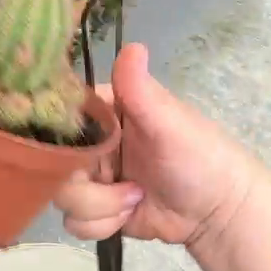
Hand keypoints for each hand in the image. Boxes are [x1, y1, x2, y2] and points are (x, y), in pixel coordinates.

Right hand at [55, 43, 261, 246]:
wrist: (217, 213)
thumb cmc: (200, 159)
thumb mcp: (170, 123)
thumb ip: (141, 92)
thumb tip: (131, 45)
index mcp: (105, 114)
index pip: (58, 116)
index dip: (57, 137)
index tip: (76, 152)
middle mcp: (91, 144)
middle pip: (52, 166)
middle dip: (88, 186)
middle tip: (124, 182)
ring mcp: (90, 179)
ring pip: (61, 198)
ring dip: (101, 208)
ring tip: (136, 200)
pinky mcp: (93, 211)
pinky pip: (72, 223)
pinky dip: (103, 225)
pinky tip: (130, 216)